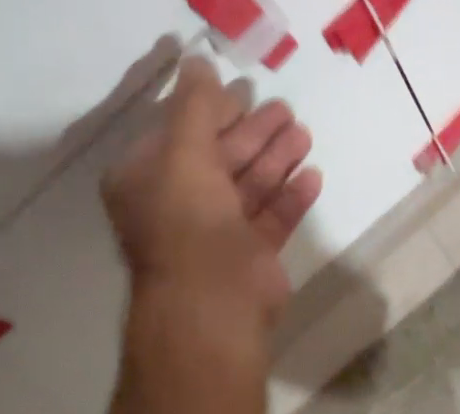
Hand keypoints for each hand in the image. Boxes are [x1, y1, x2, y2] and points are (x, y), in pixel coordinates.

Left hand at [103, 56, 323, 329]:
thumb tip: (201, 64)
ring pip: (250, 187)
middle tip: (285, 110)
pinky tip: (311, 176)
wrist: (215, 303)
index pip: (179, 133)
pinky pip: (272, 218)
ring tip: (303, 134)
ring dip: (276, 159)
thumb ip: (195, 107)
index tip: (243, 90)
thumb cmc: (188, 224)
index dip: (211, 109)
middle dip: (253, 133)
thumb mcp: (183, 154)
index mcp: (148, 178)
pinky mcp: (252, 256)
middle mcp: (180, 204)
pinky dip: (290, 197)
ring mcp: (217, 233)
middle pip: (220, 157)